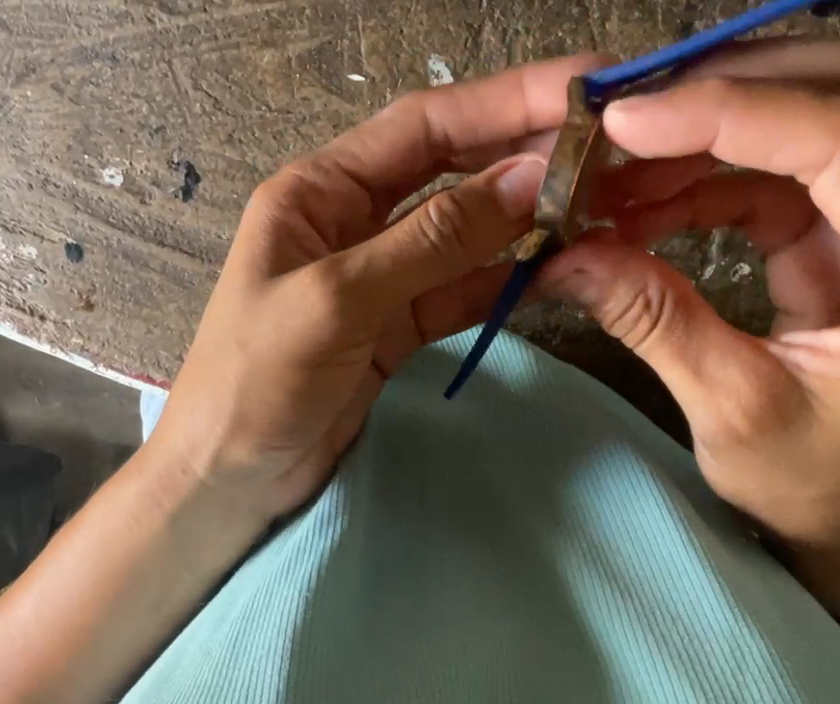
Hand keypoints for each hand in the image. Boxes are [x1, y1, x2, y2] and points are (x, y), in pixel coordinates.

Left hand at [147, 57, 616, 520]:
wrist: (226, 478)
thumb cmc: (254, 382)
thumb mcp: (336, 300)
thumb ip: (431, 241)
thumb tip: (530, 178)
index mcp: (316, 193)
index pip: (423, 127)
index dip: (506, 101)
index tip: (586, 89)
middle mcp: (349, 224)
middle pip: (450, 172)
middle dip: (524, 158)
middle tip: (613, 151)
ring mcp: (376, 280)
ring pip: (463, 236)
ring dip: (525, 223)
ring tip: (603, 207)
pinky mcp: (393, 332)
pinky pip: (459, 292)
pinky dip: (504, 282)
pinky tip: (556, 267)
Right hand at [540, 36, 839, 619]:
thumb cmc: (804, 484)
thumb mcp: (726, 409)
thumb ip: (655, 319)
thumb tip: (563, 255)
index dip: (736, 112)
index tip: (627, 123)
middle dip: (737, 88)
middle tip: (626, 119)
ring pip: (839, 108)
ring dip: (726, 121)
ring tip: (626, 162)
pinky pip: (801, 163)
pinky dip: (722, 168)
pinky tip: (653, 197)